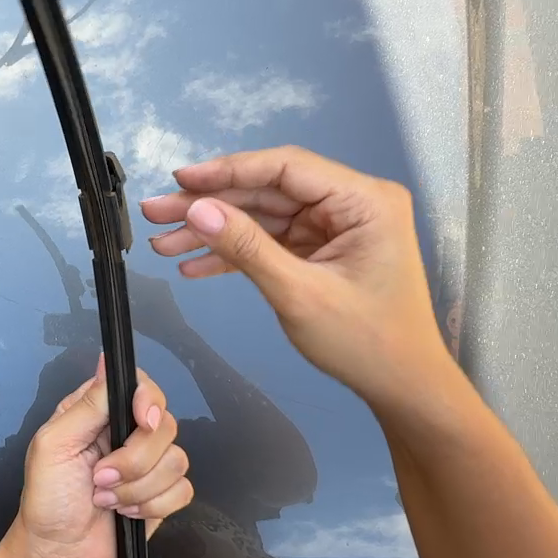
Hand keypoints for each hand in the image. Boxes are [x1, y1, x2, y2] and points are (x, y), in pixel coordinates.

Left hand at [3, 361, 191, 557]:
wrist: (58, 553)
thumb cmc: (46, 498)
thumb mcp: (53, 444)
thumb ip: (86, 405)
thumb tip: (107, 361)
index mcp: (96, 412)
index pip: (139, 386)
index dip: (148, 400)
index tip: (142, 420)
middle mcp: (124, 432)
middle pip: (164, 424)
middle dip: (134, 458)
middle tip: (100, 477)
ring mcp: (146, 464)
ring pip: (176, 460)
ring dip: (138, 487)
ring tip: (105, 499)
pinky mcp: (160, 495)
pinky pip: (182, 490)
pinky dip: (153, 505)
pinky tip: (126, 513)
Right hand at [138, 145, 452, 412]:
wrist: (403, 388)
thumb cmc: (364, 341)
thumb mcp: (299, 293)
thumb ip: (246, 247)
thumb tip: (197, 209)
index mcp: (362, 200)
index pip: (285, 168)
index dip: (228, 170)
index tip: (179, 180)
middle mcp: (348, 204)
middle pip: (265, 191)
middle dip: (208, 205)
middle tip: (155, 212)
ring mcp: (332, 229)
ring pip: (258, 217)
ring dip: (211, 232)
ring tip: (162, 242)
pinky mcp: (317, 251)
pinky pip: (266, 242)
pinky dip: (231, 255)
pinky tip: (191, 266)